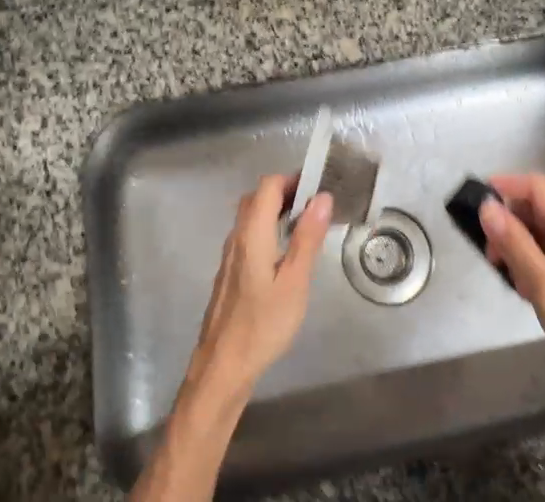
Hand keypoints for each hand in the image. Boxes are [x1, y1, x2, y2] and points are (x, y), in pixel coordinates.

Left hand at [182, 175, 332, 402]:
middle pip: (258, 198)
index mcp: (251, 234)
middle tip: (319, 203)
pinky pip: (250, 235)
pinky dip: (270, 228)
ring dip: (278, 210)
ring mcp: (230, 256)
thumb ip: (307, 239)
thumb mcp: (294, 282)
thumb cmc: (263, 324)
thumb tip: (321, 197)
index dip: (293, 178)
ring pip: (252, 217)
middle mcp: (237, 238)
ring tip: (309, 223)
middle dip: (287, 191)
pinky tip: (287, 251)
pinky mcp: (231, 272)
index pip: (268, 186)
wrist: (223, 366)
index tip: (321, 185)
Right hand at [480, 173, 544, 392]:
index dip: (505, 187)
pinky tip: (528, 289)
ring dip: (519, 244)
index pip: (538, 187)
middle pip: (539, 207)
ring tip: (510, 279)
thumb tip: (487, 207)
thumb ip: (517, 245)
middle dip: (509, 222)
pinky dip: (534, 260)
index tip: (475, 204)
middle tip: (491, 256)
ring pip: (544, 231)